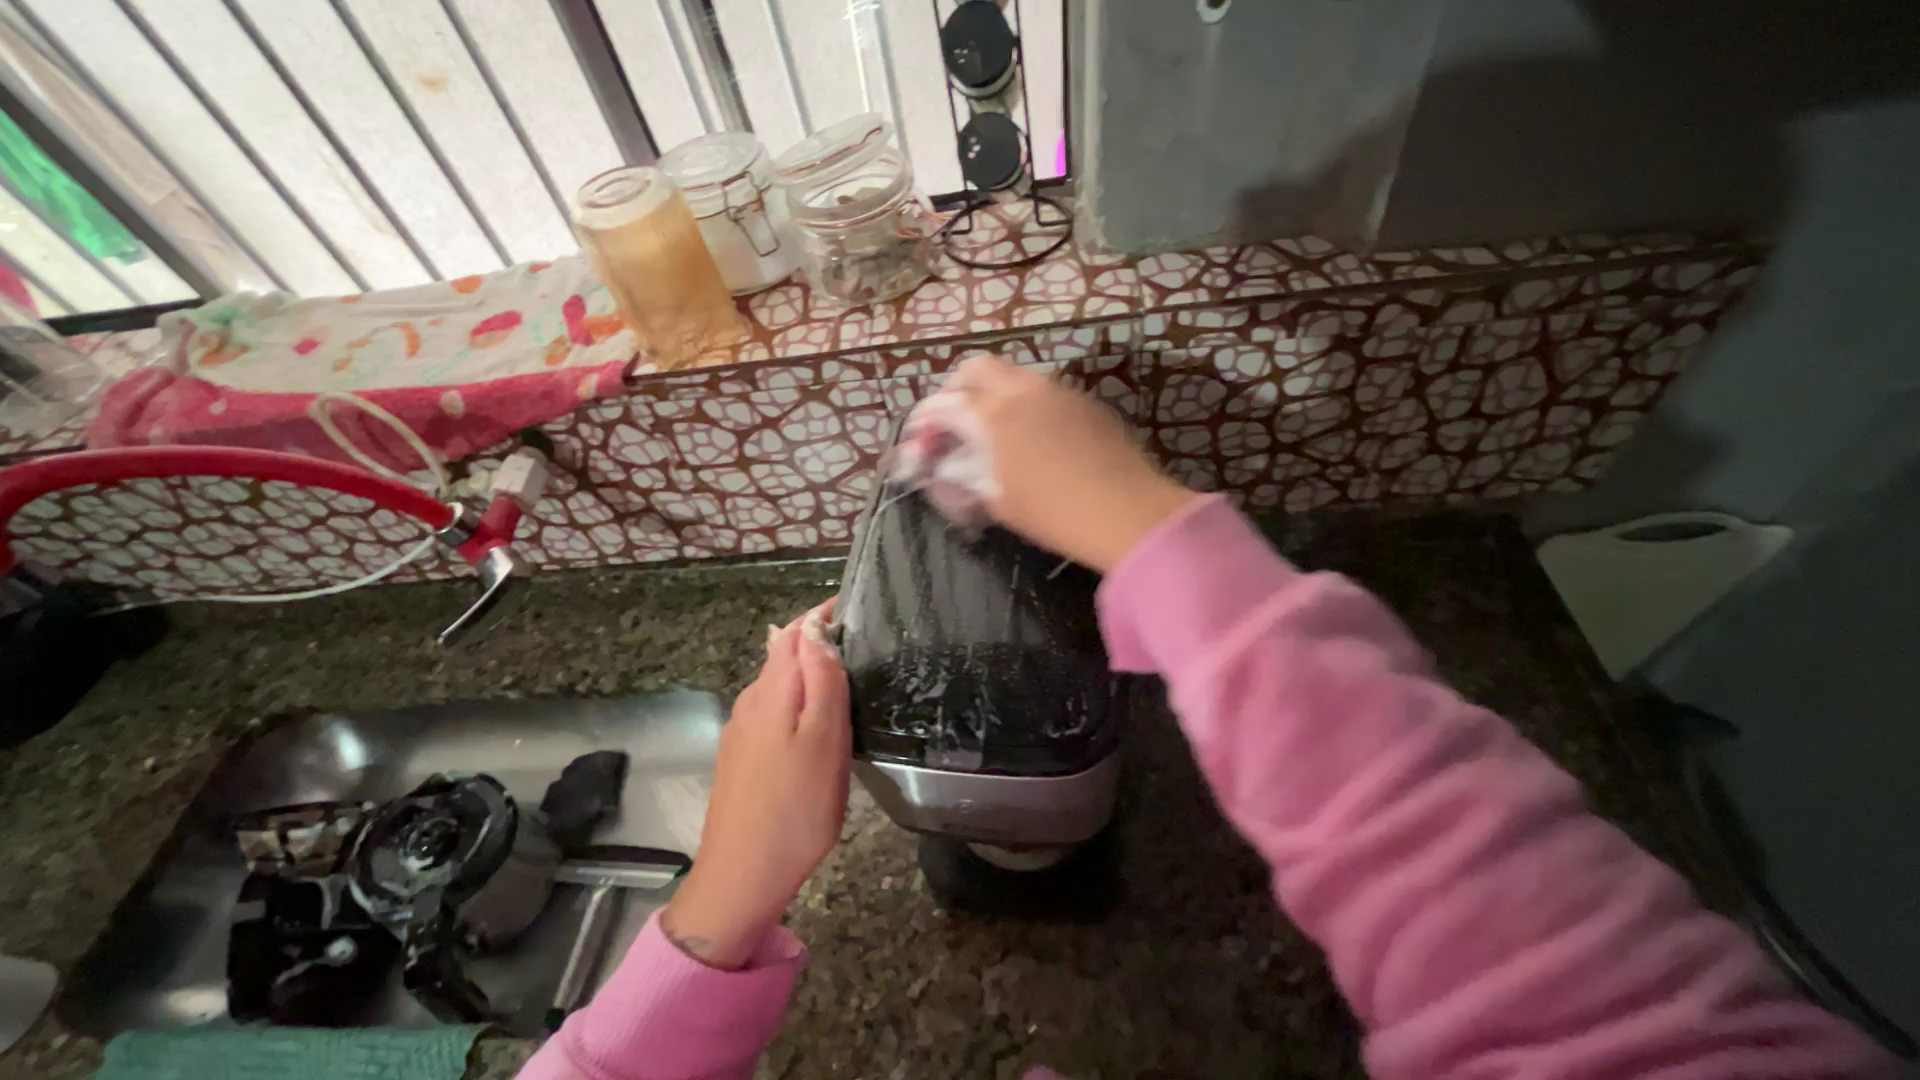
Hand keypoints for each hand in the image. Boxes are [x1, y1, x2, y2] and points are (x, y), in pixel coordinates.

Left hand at [661, 601, 849, 968]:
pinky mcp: (741, 757)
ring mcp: (742, 730)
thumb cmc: (796, 807)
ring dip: (811, 677)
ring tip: (852, 689)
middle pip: (785, 654)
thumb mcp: (824, 740)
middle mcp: (750, 701)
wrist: (742, 875)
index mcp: (772, 690)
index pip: (794, 631)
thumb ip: (822, 680)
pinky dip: (800, 707)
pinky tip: (821, 731)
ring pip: (780, 686)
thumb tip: (814, 627)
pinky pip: (775, 713)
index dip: (823, 616)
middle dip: (821, 645)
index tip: (857, 612)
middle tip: (866, 653)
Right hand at [945, 354, 1197, 572]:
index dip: (925, 423)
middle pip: (976, 369)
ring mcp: (1059, 391)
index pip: (943, 405)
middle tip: (952, 422)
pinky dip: (1026, 405)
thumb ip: (969, 478)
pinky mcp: (1086, 402)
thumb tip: (954, 470)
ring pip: (1014, 376)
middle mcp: (1023, 390)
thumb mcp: (1000, 502)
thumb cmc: (1054, 514)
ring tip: (992, 431)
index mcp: (993, 414)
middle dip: (956, 391)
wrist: (1127, 512)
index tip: (922, 444)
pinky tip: (1033, 438)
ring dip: (993, 395)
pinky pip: (1044, 392)